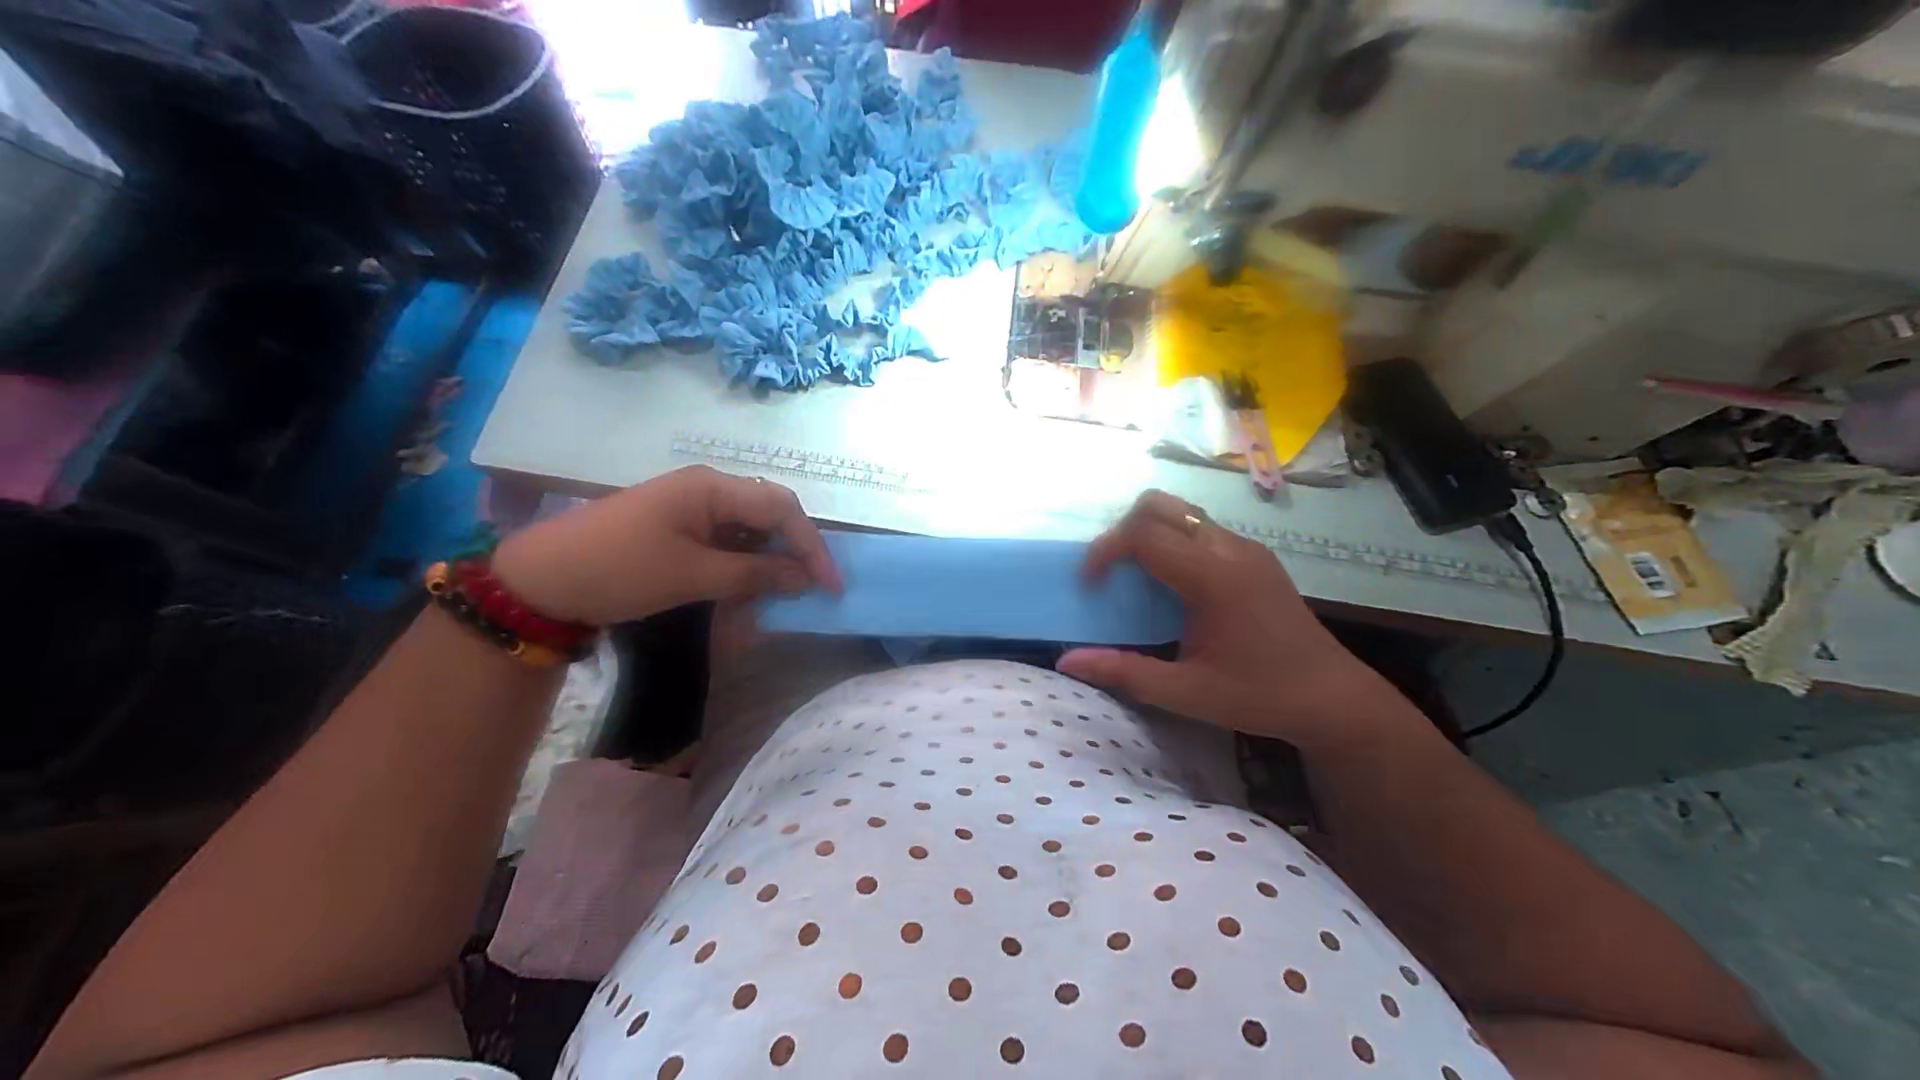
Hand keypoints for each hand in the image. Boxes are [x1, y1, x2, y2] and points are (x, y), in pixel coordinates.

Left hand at [490, 467, 839, 626]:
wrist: (540, 579)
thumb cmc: (620, 569)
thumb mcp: (692, 576)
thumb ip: (754, 574)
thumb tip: (805, 578)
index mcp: (712, 488)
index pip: (782, 509)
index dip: (812, 546)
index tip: (830, 585)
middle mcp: (707, 489)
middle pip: (769, 517)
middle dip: (791, 555)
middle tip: (807, 592)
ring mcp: (691, 508)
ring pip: (748, 534)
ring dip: (764, 568)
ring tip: (770, 604)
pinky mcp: (678, 529)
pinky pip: (723, 545)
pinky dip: (738, 572)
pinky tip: (739, 599)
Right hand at [1055, 491, 1398, 747]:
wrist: (1333, 698)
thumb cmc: (1260, 695)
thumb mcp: (1187, 692)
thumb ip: (1125, 673)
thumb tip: (1066, 662)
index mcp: (1213, 577)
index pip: (1143, 534)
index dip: (1105, 551)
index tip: (1090, 585)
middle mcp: (1230, 549)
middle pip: (1159, 506)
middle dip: (1122, 531)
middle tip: (1110, 574)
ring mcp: (1246, 549)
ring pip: (1181, 512)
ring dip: (1148, 533)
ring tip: (1135, 577)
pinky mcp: (1254, 557)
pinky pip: (1200, 529)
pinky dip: (1171, 542)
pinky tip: (1171, 586)